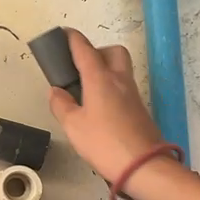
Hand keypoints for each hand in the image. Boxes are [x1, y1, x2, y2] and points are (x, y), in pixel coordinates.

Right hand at [46, 28, 166, 184]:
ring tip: (85, 88)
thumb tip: (56, 91)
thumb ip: (61, 105)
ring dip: (104, 70)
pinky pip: (123, 88)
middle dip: (96, 51)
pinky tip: (98, 106)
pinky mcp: (139, 109)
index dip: (72, 38)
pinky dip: (110, 87)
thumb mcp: (73, 126)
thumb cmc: (104, 143)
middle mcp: (119, 80)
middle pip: (113, 52)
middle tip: (80, 66)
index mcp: (100, 79)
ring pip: (120, 69)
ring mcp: (133, 95)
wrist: (143, 166)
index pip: (85, 50)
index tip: (63, 33)